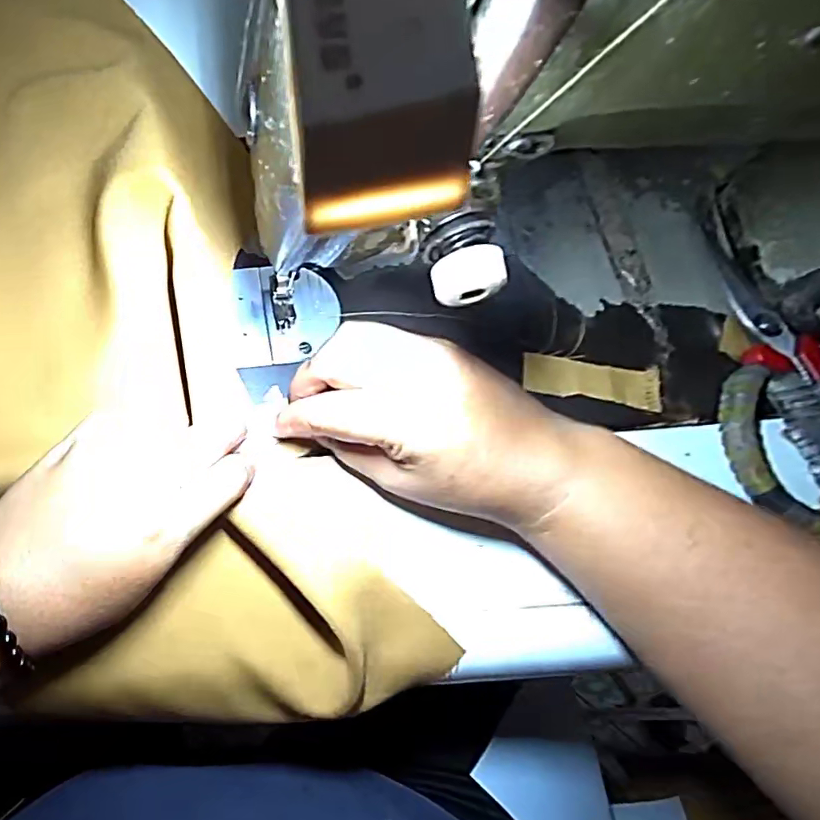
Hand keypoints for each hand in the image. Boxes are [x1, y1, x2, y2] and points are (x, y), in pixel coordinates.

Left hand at [0, 410, 253, 655]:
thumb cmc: (77, 601)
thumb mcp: (145, 580)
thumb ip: (182, 531)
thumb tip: (208, 496)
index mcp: (165, 528)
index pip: (229, 478)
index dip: (243, 470)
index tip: (243, 469)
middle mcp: (144, 483)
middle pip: (208, 438)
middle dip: (227, 435)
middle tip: (233, 436)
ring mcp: (107, 455)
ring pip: (169, 424)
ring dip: (181, 433)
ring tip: (174, 449)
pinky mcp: (74, 440)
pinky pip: (123, 420)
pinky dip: (135, 428)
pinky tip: (131, 442)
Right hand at [273, 321, 594, 534]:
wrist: (538, 461)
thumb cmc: (477, 485)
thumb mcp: (400, 484)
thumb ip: (349, 451)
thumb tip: (314, 431)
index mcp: (411, 421)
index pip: (331, 407)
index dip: (296, 417)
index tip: (281, 426)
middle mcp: (421, 374)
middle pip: (336, 355)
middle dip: (307, 381)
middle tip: (302, 409)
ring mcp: (433, 351)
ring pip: (355, 335)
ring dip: (328, 362)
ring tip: (326, 393)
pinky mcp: (440, 343)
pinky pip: (381, 336)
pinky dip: (356, 354)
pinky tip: (357, 380)